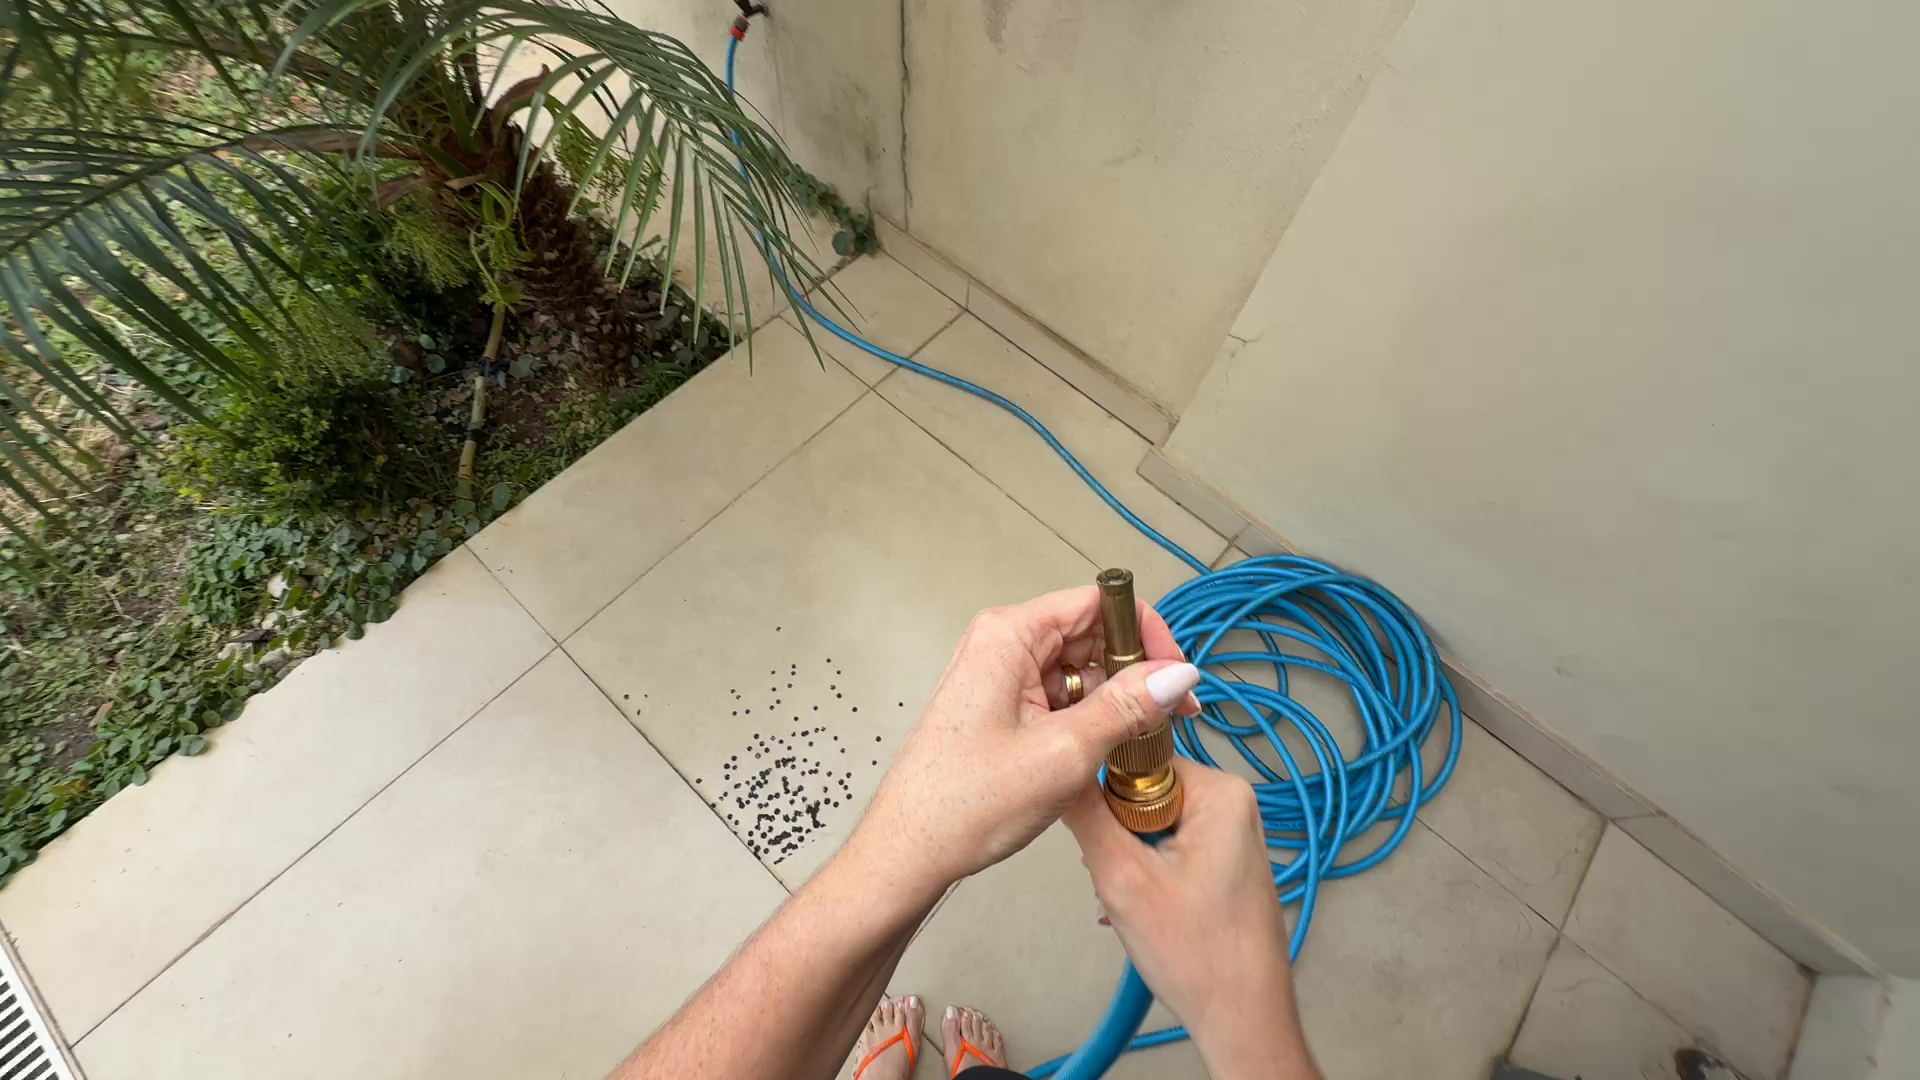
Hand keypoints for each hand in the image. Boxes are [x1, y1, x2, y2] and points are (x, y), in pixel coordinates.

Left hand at [845, 587, 1200, 896]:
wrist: (908, 850)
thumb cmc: (971, 801)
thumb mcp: (1064, 752)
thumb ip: (1127, 706)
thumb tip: (1181, 673)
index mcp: (1010, 634)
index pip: (1097, 602)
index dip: (1145, 633)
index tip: (1176, 677)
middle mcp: (1001, 641)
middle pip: (1089, 633)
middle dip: (1135, 670)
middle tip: (1171, 717)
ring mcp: (998, 671)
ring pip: (1078, 667)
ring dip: (1114, 698)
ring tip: (1139, 739)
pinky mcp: (999, 701)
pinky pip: (1057, 692)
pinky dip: (1088, 714)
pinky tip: (1105, 746)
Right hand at [1065, 759, 1319, 1079]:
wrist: (1243, 1024)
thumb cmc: (1193, 952)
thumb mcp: (1122, 876)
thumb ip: (1086, 814)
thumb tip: (1059, 765)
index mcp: (1218, 788)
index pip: (1137, 759)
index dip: (1107, 795)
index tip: (1099, 835)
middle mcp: (1232, 797)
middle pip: (1144, 789)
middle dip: (1118, 831)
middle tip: (1114, 875)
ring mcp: (1232, 826)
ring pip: (1152, 817)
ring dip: (1129, 853)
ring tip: (1128, 894)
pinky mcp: (1227, 853)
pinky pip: (1170, 838)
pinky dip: (1148, 865)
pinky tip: (1142, 902)